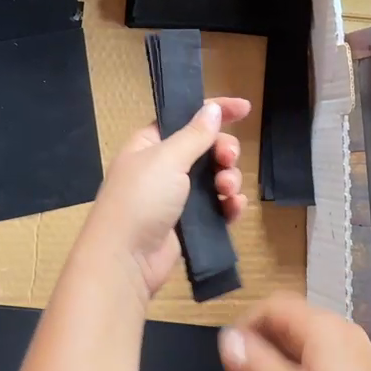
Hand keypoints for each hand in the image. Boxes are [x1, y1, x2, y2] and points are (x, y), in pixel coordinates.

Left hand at [76, 97, 250, 299]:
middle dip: (224, 150)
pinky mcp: (188, 224)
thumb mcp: (167, 159)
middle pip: (206, 147)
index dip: (215, 110)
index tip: (245, 109)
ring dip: (228, 179)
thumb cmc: (141, 199)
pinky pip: (216, 207)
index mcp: (151, 144)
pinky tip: (235, 207)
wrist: (125, 261)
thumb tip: (212, 108)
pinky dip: (228, 204)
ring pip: (214, 177)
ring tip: (228, 189)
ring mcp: (176, 197)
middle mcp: (163, 167)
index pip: (186, 117)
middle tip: (228, 159)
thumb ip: (194, 134)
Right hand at [219, 293, 370, 370]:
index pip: (275, 304)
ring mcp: (363, 354)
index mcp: (324, 327)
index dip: (247, 322)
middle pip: (295, 321)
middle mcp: (345, 331)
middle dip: (267, 341)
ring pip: (313, 344)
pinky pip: (331, 362)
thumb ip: (256, 367)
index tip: (229, 352)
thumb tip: (228, 339)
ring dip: (286, 359)